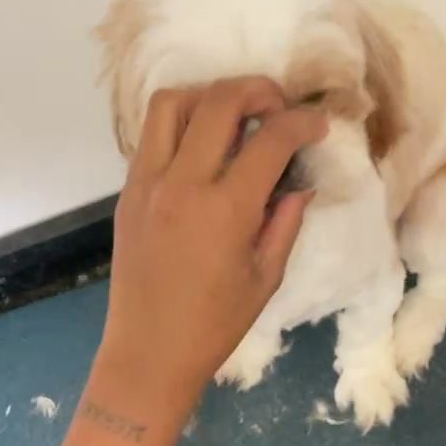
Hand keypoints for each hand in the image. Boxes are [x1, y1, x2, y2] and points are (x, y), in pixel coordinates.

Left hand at [92, 77, 325, 416]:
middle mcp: (183, 184)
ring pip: (174, 103)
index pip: (270, 138)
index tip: (318, 126)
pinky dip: (180, 125)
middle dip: (259, 90)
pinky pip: (152, 136)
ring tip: (233, 118)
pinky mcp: (128, 194)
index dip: (302, 122)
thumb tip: (300, 183)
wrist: (149, 354)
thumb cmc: (213, 328)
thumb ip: (285, 223)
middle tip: (278, 108)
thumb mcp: (265, 280)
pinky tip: (201, 148)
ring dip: (209, 96)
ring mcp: (148, 184)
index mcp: (225, 211)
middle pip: (220, 101)